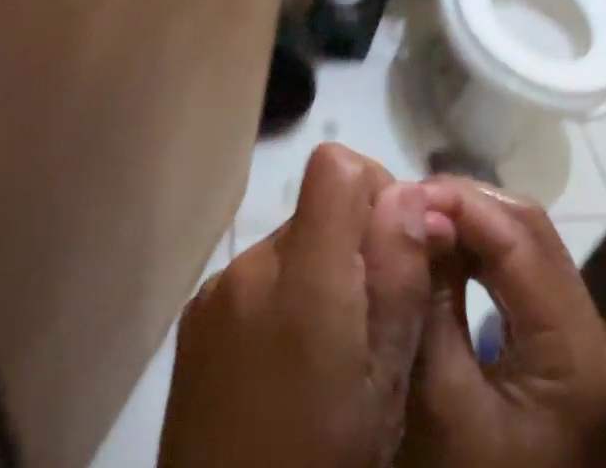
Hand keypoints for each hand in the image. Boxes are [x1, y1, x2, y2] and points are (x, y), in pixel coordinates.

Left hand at [159, 144, 450, 467]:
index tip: (396, 249)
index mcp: (303, 275)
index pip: (335, 166)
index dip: (376, 190)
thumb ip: (400, 279)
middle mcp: (249, 266)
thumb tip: (411, 194)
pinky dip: (282, 297)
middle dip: (353, 241)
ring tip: (327, 351)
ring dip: (318, 272)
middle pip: (314, 206)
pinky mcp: (194, 316)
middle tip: (370, 320)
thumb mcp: (385, 379)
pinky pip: (254, 277)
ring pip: (288, 244)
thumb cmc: (323, 455)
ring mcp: (215, 290)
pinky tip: (287, 361)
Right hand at [400, 179, 605, 467]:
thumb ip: (429, 298)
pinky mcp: (555, 347)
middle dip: (465, 205)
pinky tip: (436, 247)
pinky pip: (517, 275)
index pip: (523, 241)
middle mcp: (591, 333)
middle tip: (398, 199)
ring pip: (525, 247)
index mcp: (577, 351)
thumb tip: (412, 209)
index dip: (462, 203)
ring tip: (410, 217)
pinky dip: (476, 251)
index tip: (397, 189)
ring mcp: (576, 338)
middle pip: (532, 234)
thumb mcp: (433, 394)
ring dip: (469, 223)